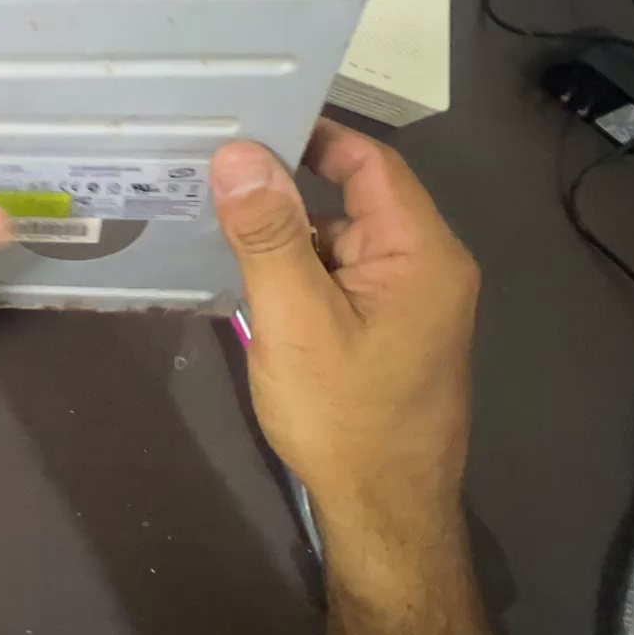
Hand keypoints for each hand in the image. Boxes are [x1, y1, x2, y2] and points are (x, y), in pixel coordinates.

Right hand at [212, 120, 479, 535]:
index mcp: (419, 251)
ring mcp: (401, 299)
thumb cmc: (343, 413)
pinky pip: (331, 273)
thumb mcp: (295, 318)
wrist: (380, 511)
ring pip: (335, 238)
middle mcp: (421, 265)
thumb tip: (237, 154)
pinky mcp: (379, 326)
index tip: (246, 122)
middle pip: (351, 197)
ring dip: (283, 230)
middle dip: (284, 185)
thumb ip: (267, 234)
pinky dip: (291, 266)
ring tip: (215, 217)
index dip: (313, 135)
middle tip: (212, 171)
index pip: (369, 161)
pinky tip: (244, 271)